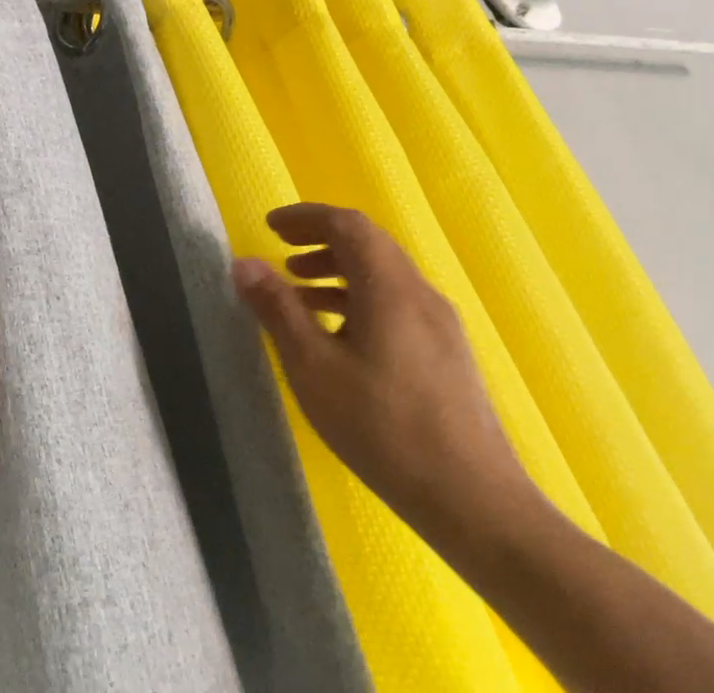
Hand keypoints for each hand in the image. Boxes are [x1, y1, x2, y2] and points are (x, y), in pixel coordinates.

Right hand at [230, 202, 535, 533]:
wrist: (469, 497)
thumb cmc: (380, 426)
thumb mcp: (312, 366)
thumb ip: (278, 310)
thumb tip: (244, 263)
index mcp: (391, 290)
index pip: (350, 227)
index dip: (307, 217)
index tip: (268, 226)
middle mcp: (422, 297)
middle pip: (371, 247)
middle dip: (320, 241)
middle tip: (278, 253)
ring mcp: (440, 328)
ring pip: (383, 278)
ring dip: (337, 273)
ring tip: (296, 295)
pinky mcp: (444, 355)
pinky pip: (395, 305)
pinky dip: (356, 300)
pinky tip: (334, 336)